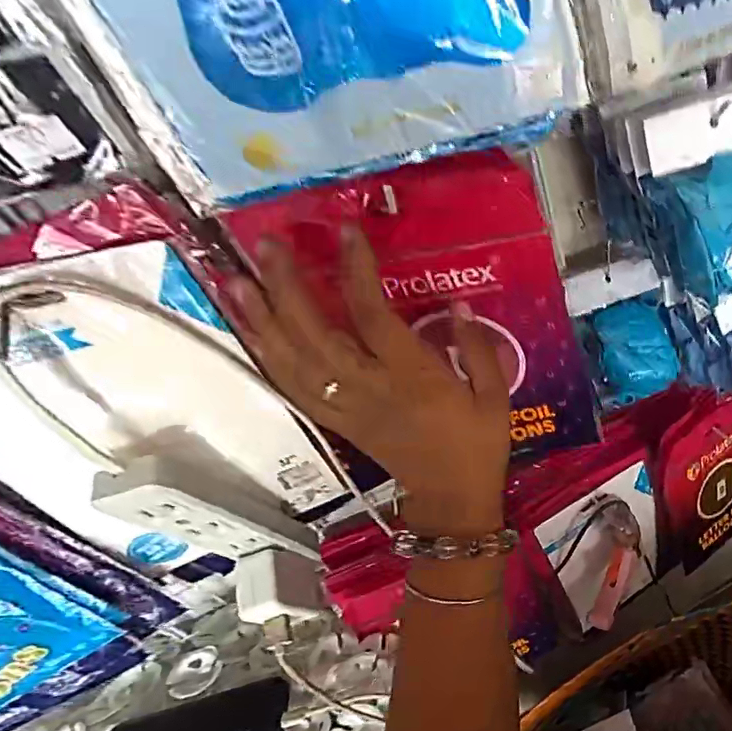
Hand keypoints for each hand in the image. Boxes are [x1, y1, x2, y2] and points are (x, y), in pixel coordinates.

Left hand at [229, 227, 510, 535]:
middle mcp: (371, 388)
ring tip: (235, 279)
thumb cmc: (479, 446)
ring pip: (292, 360)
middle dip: (287, 286)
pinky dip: (267, 358)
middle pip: (315, 333)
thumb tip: (459, 307)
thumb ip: (479, 352)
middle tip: (267, 244)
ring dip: (260, 319)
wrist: (453, 498)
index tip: (346, 232)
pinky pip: (292, 388)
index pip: (373, 315)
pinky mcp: (337, 422)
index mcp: (414, 378)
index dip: (356, 270)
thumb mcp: (495, 399)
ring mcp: (347, 407)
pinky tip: (252, 331)